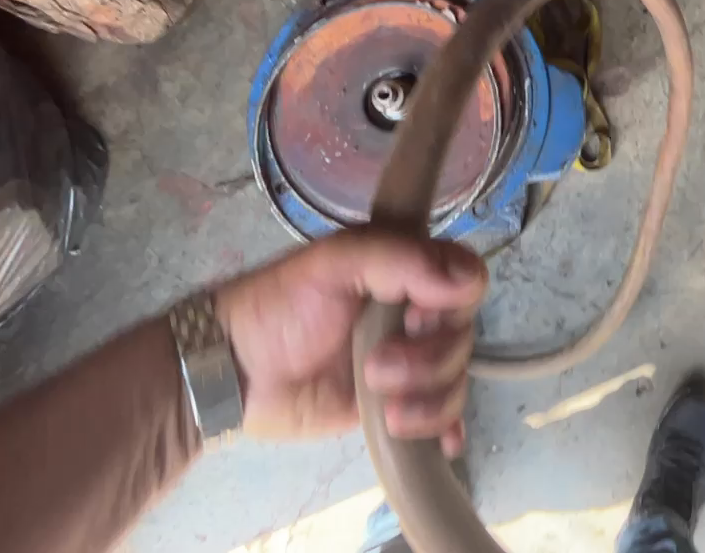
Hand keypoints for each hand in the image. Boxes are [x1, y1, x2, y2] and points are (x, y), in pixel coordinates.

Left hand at [214, 230, 487, 452]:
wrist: (234, 373)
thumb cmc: (283, 305)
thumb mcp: (336, 261)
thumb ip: (403, 260)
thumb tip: (468, 283)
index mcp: (413, 270)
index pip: (470, 279)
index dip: (452, 302)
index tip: (412, 316)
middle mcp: (420, 312)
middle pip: (464, 334)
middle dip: (427, 359)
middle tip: (375, 368)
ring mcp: (412, 360)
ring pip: (457, 378)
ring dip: (428, 398)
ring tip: (384, 409)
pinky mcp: (400, 403)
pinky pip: (445, 416)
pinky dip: (447, 428)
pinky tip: (441, 444)